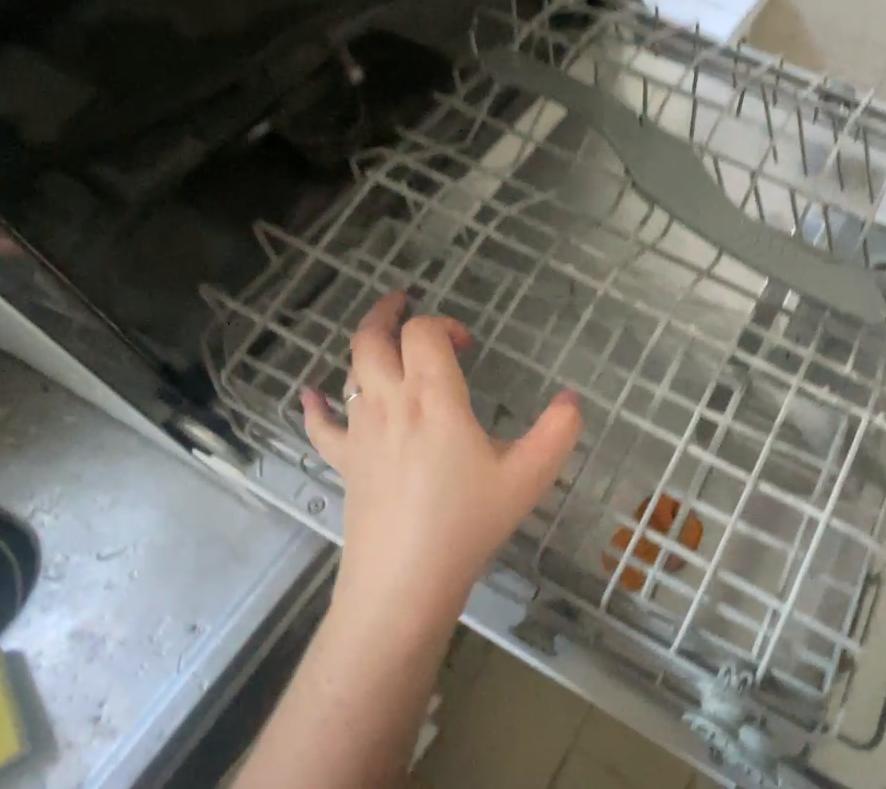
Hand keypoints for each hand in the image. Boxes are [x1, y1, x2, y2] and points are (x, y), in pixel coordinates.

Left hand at [300, 291, 582, 612]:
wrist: (404, 582)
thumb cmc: (468, 522)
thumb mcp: (529, 476)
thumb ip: (558, 431)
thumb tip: (573, 398)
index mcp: (434, 396)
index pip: (425, 333)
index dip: (444, 324)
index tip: (467, 344)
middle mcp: (390, 403)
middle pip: (373, 338)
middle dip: (388, 313)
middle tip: (405, 302)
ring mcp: (361, 433)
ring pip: (351, 371)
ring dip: (365, 346)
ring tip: (382, 338)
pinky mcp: (345, 463)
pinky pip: (322, 425)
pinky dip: (317, 403)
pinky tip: (312, 394)